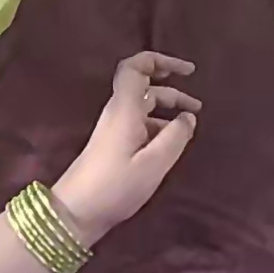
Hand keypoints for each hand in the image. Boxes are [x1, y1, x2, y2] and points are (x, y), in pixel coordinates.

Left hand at [52, 52, 200, 238]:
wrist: (75, 212)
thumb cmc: (116, 186)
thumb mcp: (154, 164)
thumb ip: (175, 137)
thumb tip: (188, 117)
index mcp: (125, 109)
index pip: (135, 67)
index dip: (159, 61)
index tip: (186, 71)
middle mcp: (118, 112)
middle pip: (144, 86)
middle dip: (172, 89)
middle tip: (197, 103)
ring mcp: (114, 127)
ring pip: (144, 106)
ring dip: (168, 109)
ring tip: (191, 123)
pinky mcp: (113, 143)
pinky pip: (140, 123)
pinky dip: (159, 125)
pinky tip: (173, 141)